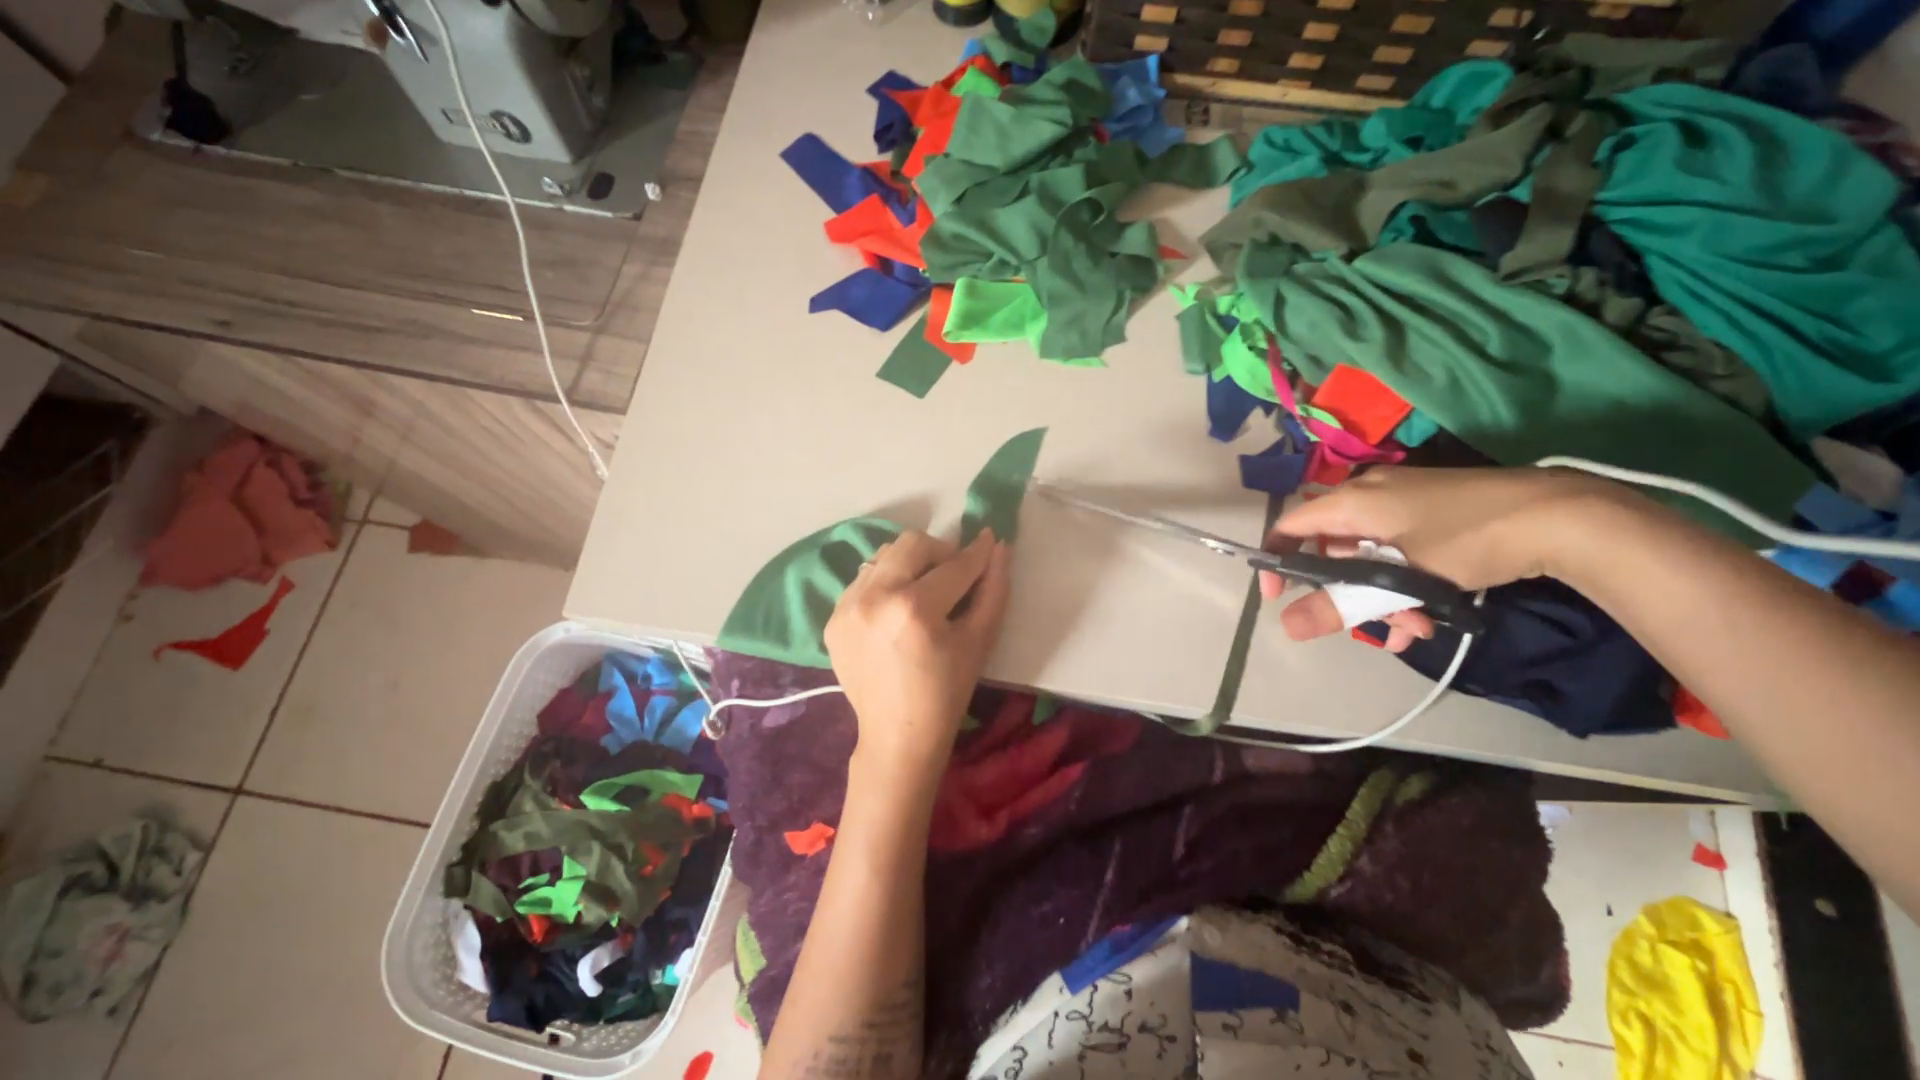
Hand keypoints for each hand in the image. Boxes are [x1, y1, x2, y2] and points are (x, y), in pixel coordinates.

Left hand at [825, 529, 1011, 776]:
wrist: (897, 735)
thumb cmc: (947, 693)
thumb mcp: (979, 640)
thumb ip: (993, 588)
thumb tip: (998, 545)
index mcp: (915, 608)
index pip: (954, 564)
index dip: (976, 552)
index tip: (987, 541)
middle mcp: (875, 598)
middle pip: (912, 543)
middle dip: (940, 552)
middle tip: (953, 575)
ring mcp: (847, 607)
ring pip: (884, 556)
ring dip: (910, 565)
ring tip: (924, 593)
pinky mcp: (833, 618)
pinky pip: (863, 580)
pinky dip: (885, 585)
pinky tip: (897, 613)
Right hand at [1260, 466, 1623, 649]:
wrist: (1559, 515)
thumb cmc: (1469, 540)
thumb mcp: (1401, 579)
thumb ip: (1340, 605)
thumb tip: (1285, 626)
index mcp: (1354, 500)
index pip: (1291, 526)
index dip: (1277, 561)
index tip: (1281, 599)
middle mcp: (1371, 494)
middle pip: (1334, 549)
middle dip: (1349, 595)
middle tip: (1377, 628)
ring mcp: (1404, 502)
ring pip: (1370, 557)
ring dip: (1383, 598)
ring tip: (1417, 629)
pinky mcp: (1432, 513)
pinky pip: (1399, 551)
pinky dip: (1405, 584)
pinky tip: (1431, 615)